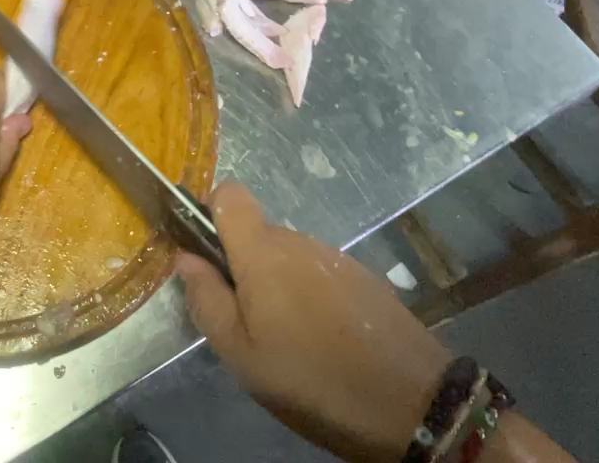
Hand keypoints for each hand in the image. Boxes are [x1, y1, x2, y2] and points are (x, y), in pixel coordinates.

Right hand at [177, 183, 450, 461]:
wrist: (413, 404)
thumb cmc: (311, 380)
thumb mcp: (241, 354)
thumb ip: (206, 299)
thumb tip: (185, 258)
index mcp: (262, 252)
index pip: (229, 194)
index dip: (212, 213)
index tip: (209, 256)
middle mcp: (298, 241)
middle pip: (258, 233)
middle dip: (245, 264)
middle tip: (248, 320)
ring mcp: (335, 257)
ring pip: (289, 255)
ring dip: (279, 283)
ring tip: (289, 338)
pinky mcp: (364, 277)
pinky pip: (319, 272)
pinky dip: (311, 295)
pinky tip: (324, 340)